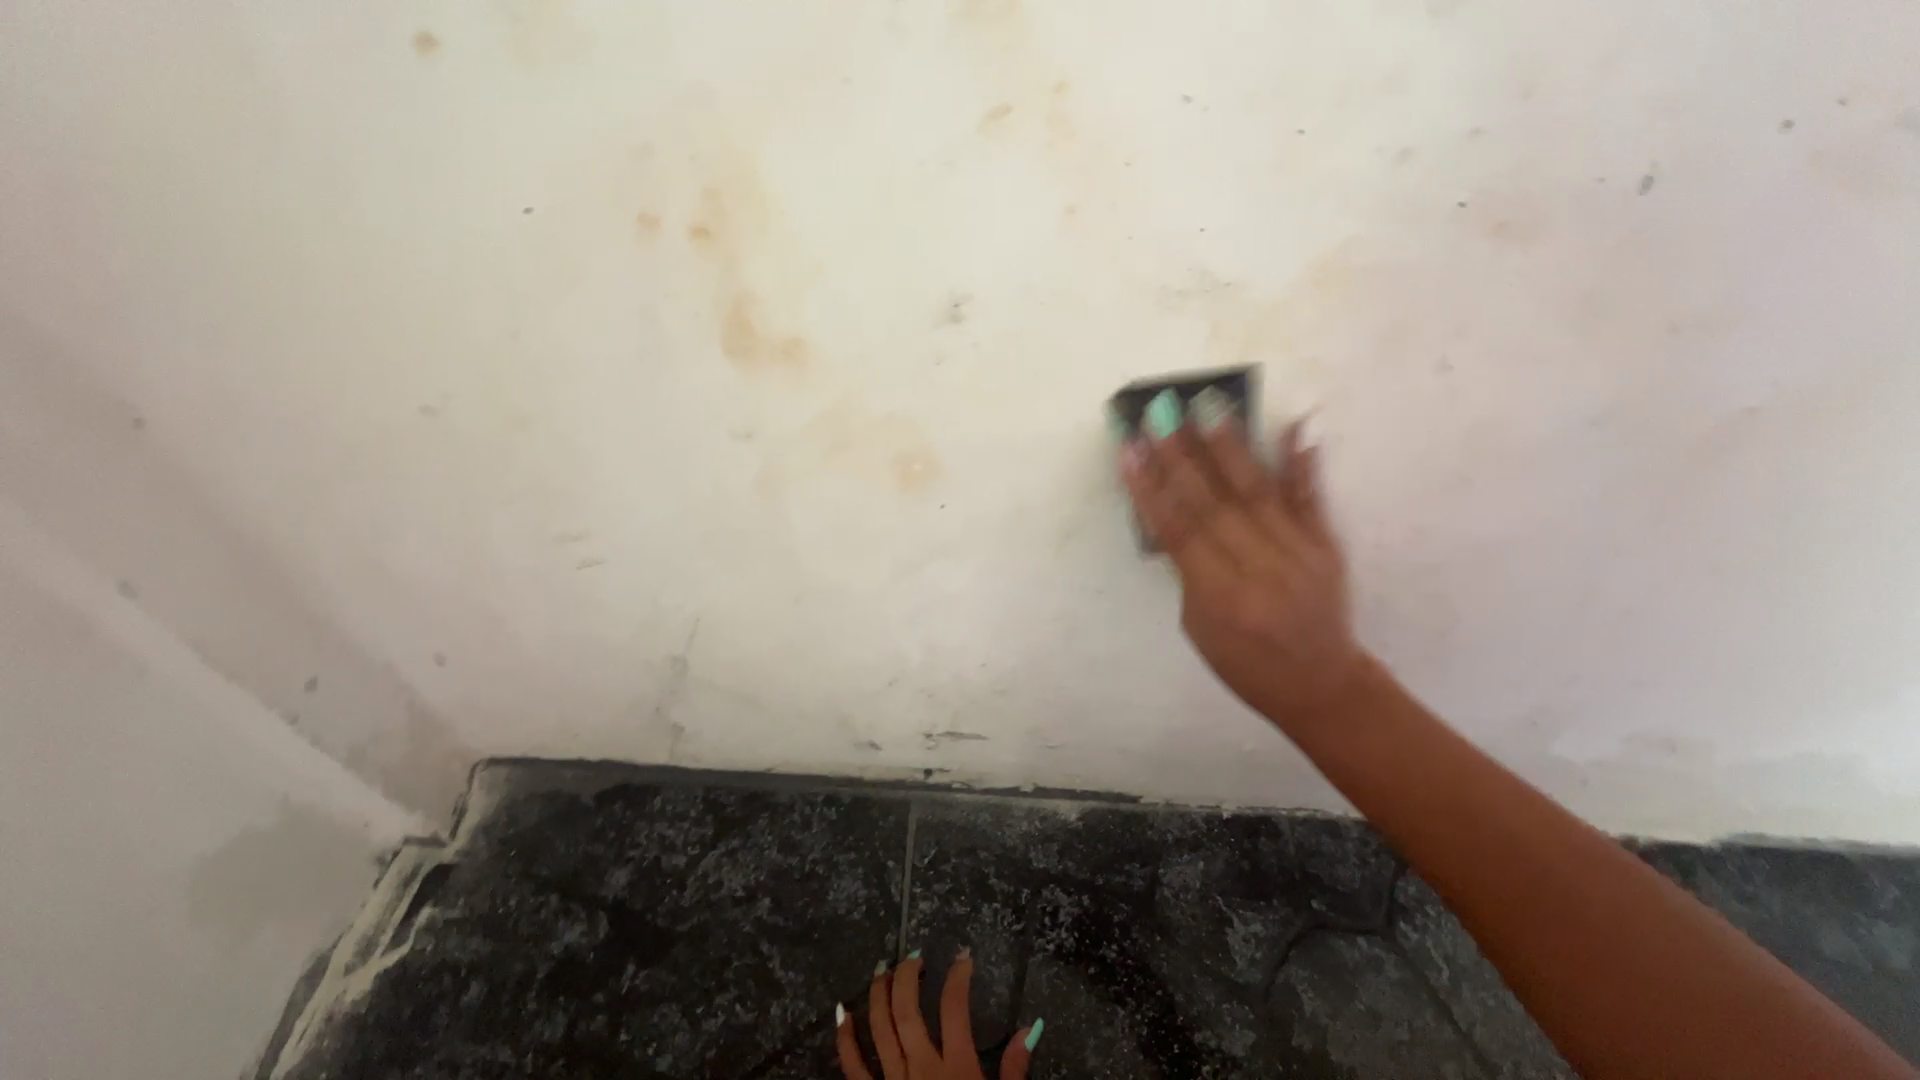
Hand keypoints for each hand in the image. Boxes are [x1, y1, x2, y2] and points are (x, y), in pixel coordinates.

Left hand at [836, 951, 1038, 1079]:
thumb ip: (1014, 1070)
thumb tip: (1031, 1027)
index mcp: (957, 1070)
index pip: (954, 1008)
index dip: (958, 976)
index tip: (963, 956)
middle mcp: (921, 1070)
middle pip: (907, 1010)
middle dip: (908, 976)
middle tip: (913, 955)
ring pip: (879, 1029)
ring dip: (878, 994)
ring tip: (882, 968)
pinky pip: (853, 1068)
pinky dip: (845, 1038)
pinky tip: (842, 1012)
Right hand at [1120, 399, 1367, 724]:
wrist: (1321, 685)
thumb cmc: (1246, 665)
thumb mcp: (1199, 629)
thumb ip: (1190, 572)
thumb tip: (1178, 518)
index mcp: (1220, 596)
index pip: (1178, 530)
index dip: (1150, 487)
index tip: (1129, 449)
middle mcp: (1259, 569)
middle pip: (1212, 503)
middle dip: (1181, 456)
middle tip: (1161, 415)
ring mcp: (1298, 553)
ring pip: (1257, 491)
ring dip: (1230, 447)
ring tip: (1210, 407)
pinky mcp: (1326, 546)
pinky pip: (1310, 499)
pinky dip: (1300, 462)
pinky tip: (1294, 427)